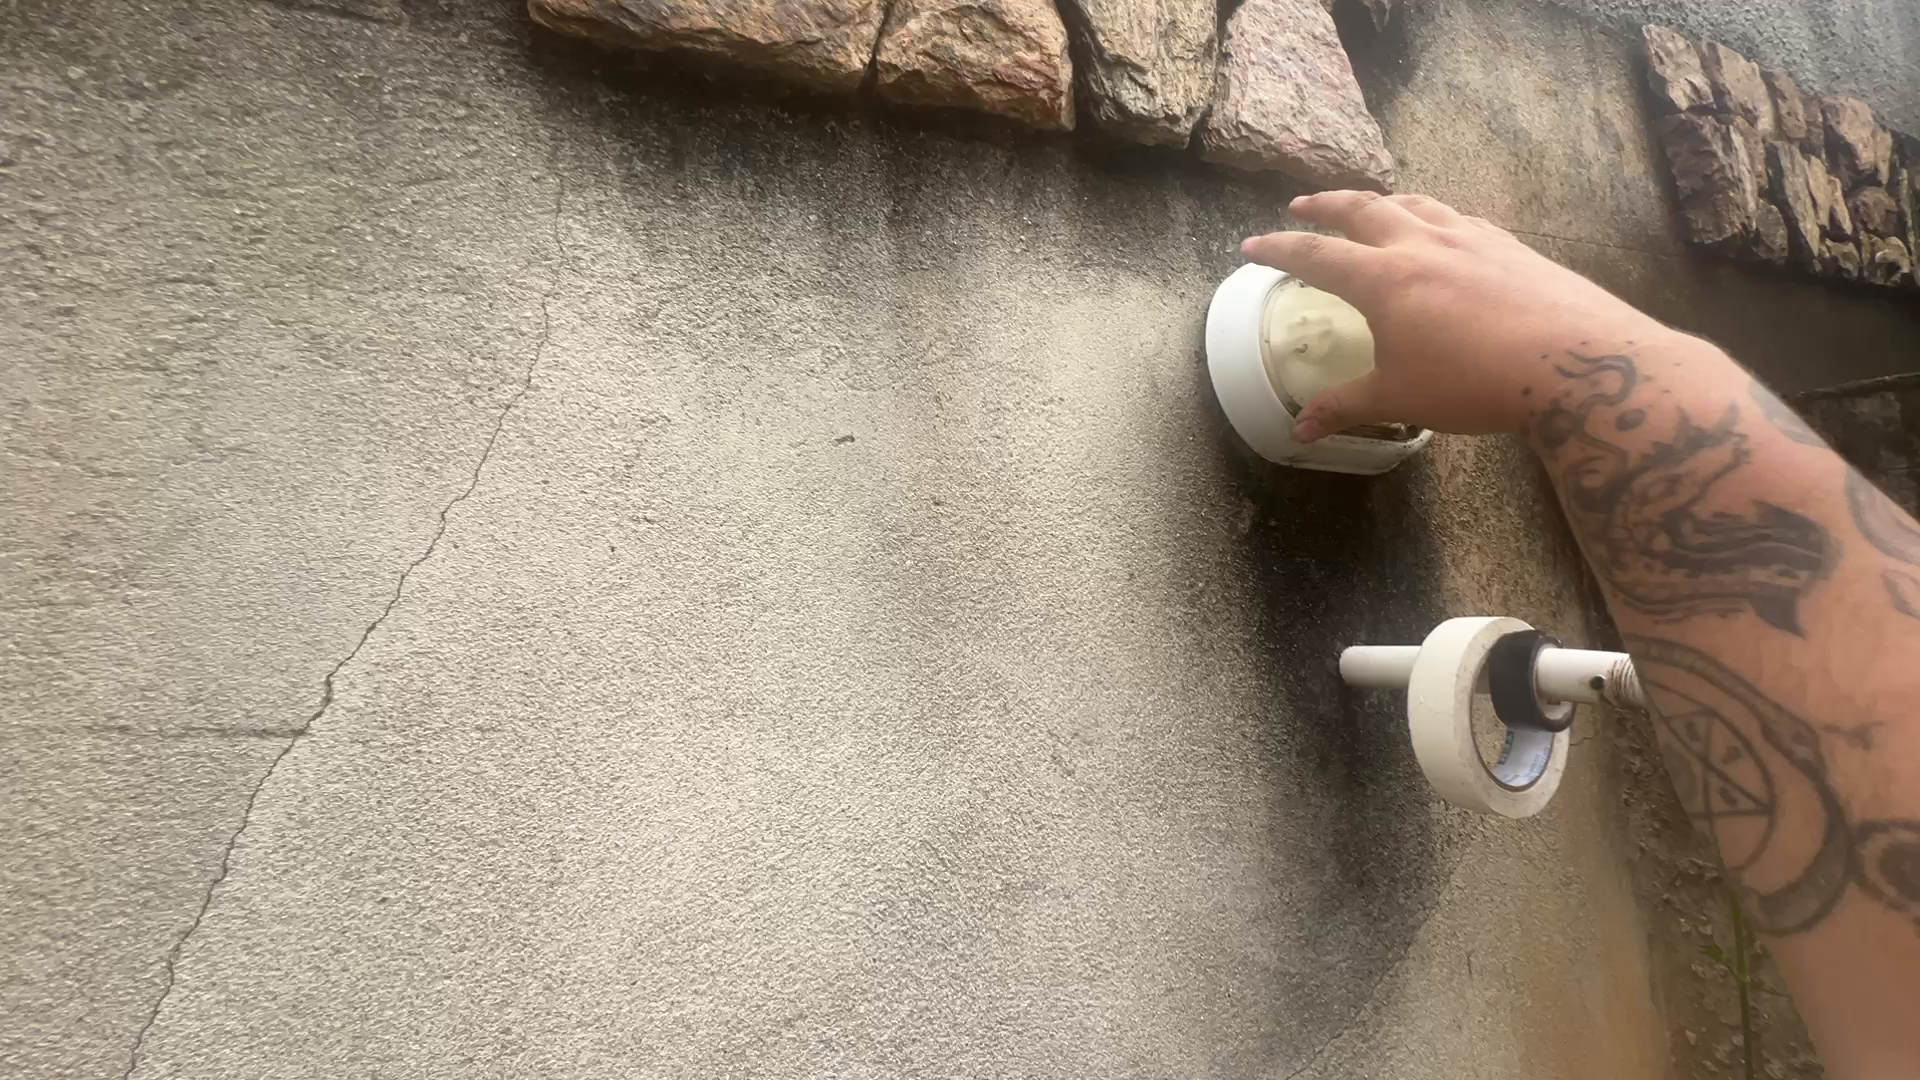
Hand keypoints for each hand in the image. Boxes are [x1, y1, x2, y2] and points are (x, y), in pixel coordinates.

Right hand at [1240, 192, 1681, 441]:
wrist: (1580, 365)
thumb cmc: (1472, 382)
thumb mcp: (1396, 399)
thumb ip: (1343, 407)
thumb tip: (1299, 431)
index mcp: (1384, 280)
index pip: (1316, 255)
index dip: (1278, 249)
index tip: (1250, 245)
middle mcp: (1423, 245)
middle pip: (1364, 208)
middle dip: (1325, 204)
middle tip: (1301, 203)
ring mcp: (1472, 238)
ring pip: (1413, 203)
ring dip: (1378, 201)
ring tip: (1364, 207)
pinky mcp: (1509, 245)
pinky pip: (1455, 217)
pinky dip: (1427, 216)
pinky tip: (1434, 232)